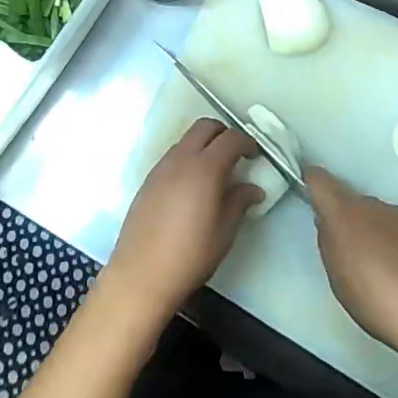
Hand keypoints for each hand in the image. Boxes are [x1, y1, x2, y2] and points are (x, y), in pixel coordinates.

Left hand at [101, 118, 262, 320]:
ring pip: (186, 139)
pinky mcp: (149, 178)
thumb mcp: (224, 231)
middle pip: (204, 126)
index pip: (230, 139)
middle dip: (223, 133)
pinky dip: (187, 158)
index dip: (247, 142)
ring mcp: (161, 166)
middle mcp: (181, 158)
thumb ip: (239, 202)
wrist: (142, 271)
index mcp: (204, 168)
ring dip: (203, 144)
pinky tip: (192, 186)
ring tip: (215, 172)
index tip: (255, 155)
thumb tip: (253, 188)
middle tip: (236, 155)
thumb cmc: (191, 254)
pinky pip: (172, 155)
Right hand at [306, 166, 397, 347]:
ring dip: (374, 233)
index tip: (309, 193)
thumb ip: (328, 243)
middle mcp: (375, 205)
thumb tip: (328, 225)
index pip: (320, 180)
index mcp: (345, 212)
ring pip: (379, 217)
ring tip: (380, 271)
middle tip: (347, 252)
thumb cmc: (378, 300)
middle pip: (352, 201)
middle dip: (346, 219)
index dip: (312, 183)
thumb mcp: (337, 277)